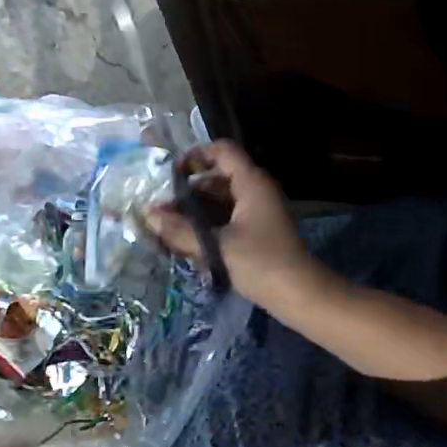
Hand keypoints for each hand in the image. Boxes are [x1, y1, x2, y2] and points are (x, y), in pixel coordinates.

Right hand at [146, 140, 328, 311]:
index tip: (169, 175)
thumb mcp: (216, 246)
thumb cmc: (261, 263)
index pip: (222, 151)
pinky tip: (186, 243)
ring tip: (166, 227)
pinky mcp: (258, 234)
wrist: (300, 295)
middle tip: (159, 208)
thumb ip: (180, 230)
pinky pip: (227, 220)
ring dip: (195, 212)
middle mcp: (256, 192)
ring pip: (220, 202)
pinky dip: (208, 227)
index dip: (194, 156)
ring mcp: (259, 213)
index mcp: (251, 183)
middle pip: (217, 178)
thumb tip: (146, 214)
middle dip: (187, 192)